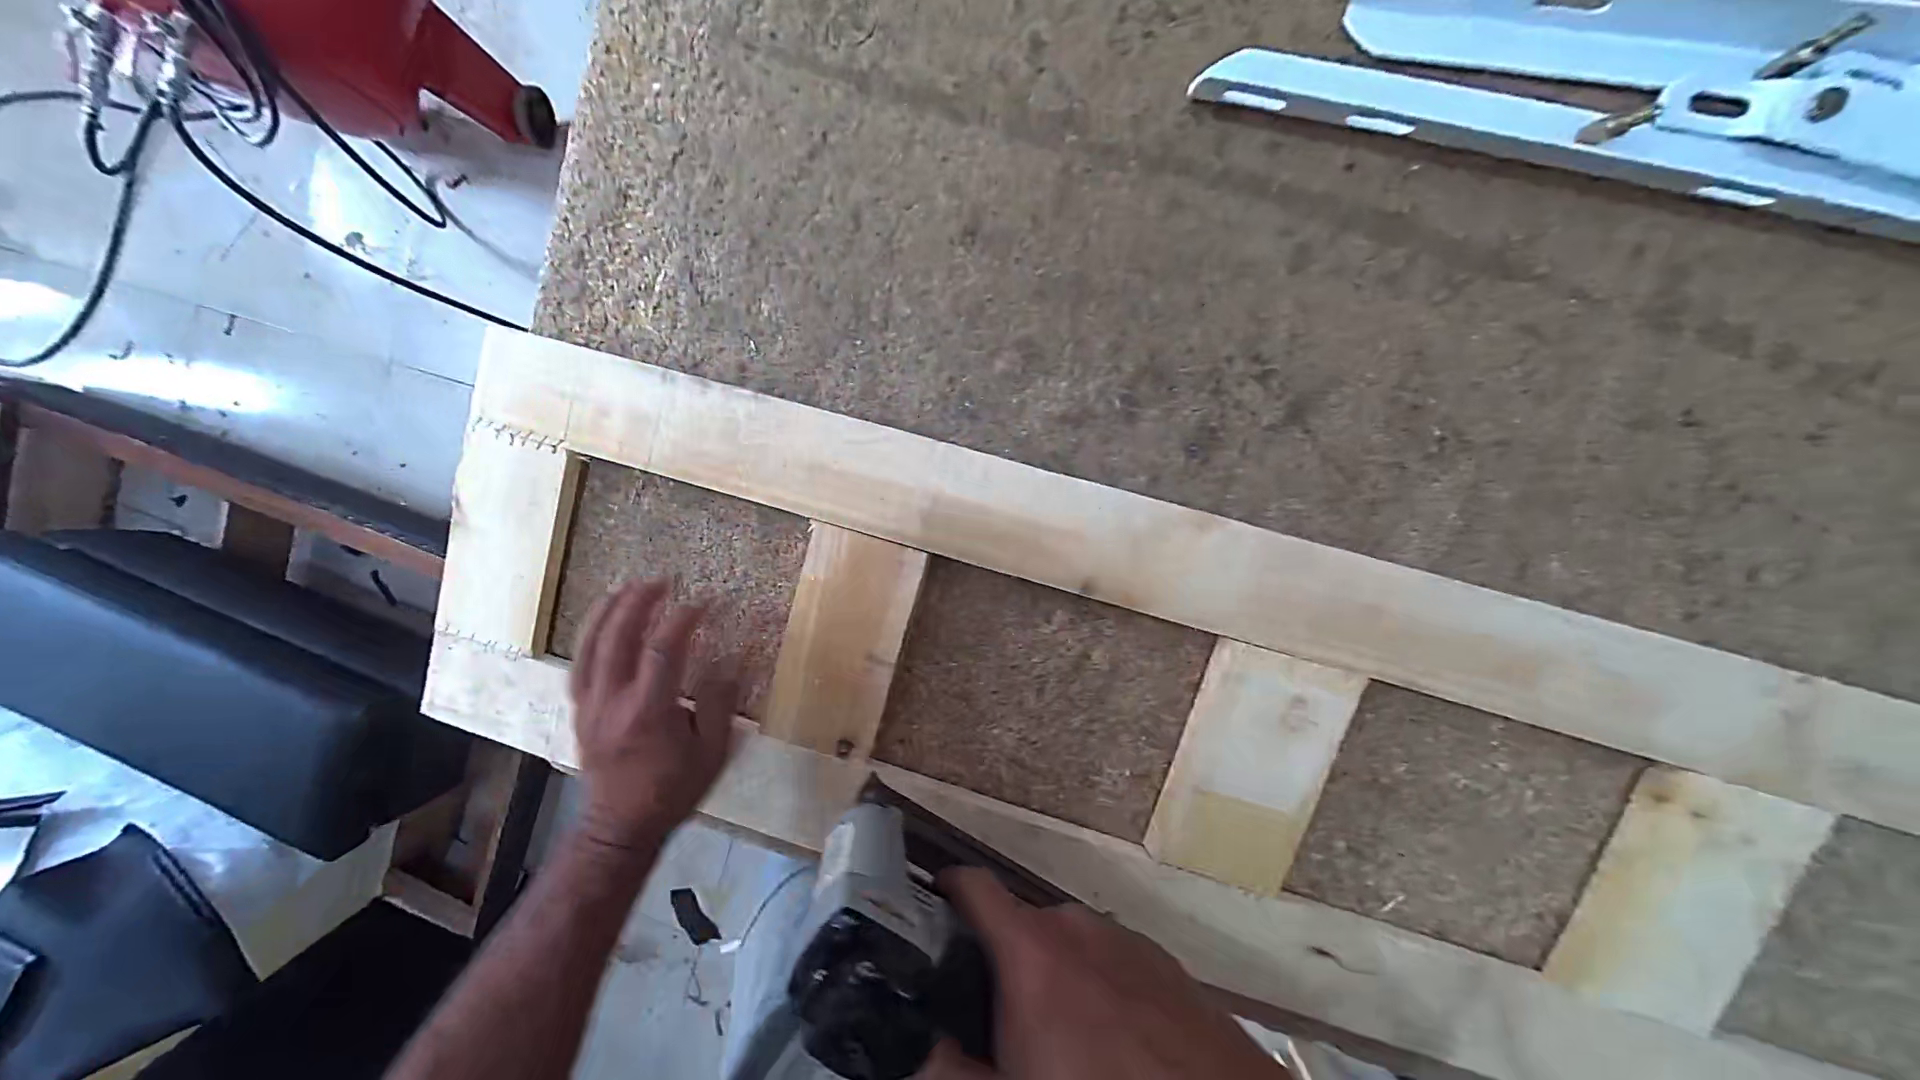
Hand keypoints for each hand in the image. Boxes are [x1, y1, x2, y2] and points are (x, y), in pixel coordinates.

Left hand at [569, 578, 738, 853]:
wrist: (620, 828)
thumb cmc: (672, 791)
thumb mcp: (711, 751)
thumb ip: (719, 703)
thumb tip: (731, 659)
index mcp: (648, 712)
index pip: (662, 651)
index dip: (683, 620)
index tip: (704, 602)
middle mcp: (612, 702)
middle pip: (618, 639)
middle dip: (638, 604)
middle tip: (660, 581)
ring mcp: (589, 706)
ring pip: (590, 647)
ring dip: (609, 612)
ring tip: (627, 588)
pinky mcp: (580, 711)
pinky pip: (580, 665)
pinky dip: (591, 637)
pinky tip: (602, 624)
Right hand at [921, 868, 1285, 1079]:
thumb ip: (949, 1069)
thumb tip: (917, 1048)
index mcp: (1030, 951)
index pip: (973, 886)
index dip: (946, 887)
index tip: (931, 904)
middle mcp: (1075, 928)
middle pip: (1021, 925)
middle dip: (1003, 962)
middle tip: (997, 1019)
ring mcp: (1125, 940)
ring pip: (1069, 945)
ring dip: (1055, 976)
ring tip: (1064, 1039)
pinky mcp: (1165, 963)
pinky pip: (1113, 961)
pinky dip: (1100, 985)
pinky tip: (1117, 1043)